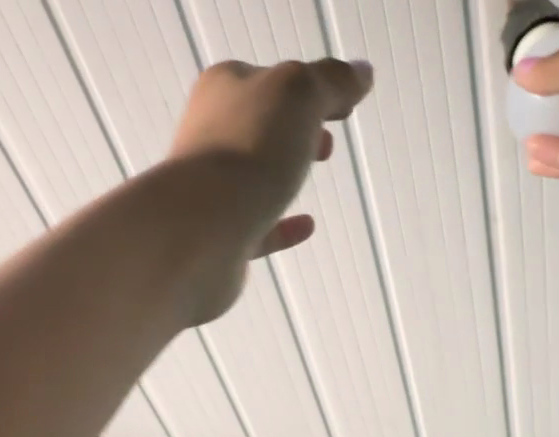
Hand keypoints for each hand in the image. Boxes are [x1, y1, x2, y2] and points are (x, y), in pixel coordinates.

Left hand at [163, 58, 372, 323]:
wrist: (198, 231)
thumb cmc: (247, 149)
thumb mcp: (300, 94)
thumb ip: (332, 81)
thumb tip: (360, 75)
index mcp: (222, 92)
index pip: (270, 80)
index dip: (308, 86)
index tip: (342, 103)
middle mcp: (209, 139)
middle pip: (256, 127)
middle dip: (291, 128)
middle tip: (324, 138)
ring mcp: (209, 192)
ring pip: (251, 177)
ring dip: (282, 171)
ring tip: (317, 167)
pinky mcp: (216, 240)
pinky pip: (255, 229)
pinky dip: (280, 227)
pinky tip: (306, 225)